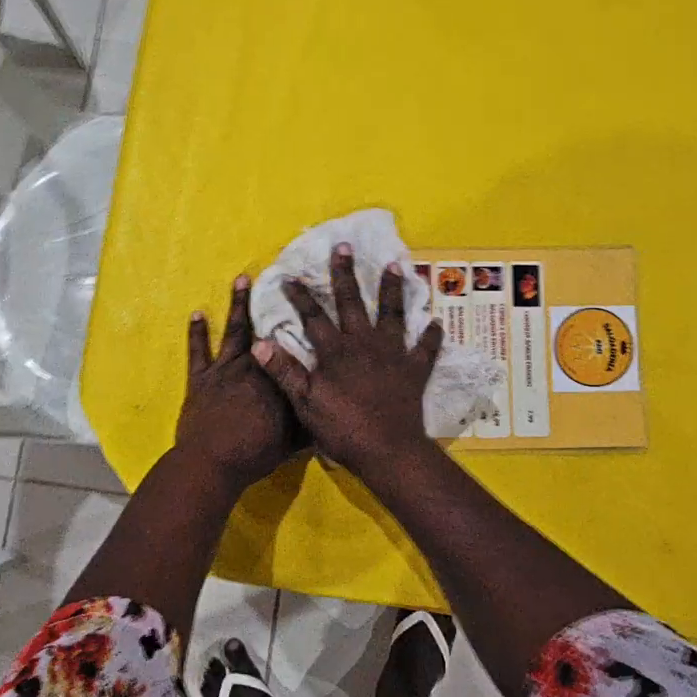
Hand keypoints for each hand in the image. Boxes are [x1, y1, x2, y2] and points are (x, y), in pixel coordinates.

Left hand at [175, 275, 305, 490]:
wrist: (212, 463)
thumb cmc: (255, 454)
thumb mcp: (293, 443)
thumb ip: (309, 425)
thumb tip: (330, 413)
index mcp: (277, 382)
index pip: (291, 352)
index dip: (299, 328)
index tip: (309, 303)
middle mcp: (253, 368)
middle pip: (264, 332)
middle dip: (272, 305)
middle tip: (279, 277)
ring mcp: (224, 371)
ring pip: (233, 331)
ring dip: (237, 304)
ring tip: (241, 279)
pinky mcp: (199, 380)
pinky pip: (198, 352)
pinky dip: (196, 332)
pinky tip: (197, 312)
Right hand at [252, 243, 443, 474]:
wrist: (387, 449)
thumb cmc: (342, 429)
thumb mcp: (305, 403)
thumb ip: (284, 372)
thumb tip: (260, 343)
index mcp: (335, 352)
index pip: (313, 317)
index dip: (300, 297)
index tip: (289, 276)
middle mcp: (364, 344)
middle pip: (352, 303)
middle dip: (345, 274)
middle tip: (344, 247)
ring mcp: (393, 354)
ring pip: (392, 314)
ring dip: (393, 289)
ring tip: (396, 265)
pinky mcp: (415, 370)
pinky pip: (426, 349)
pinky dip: (432, 336)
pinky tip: (436, 323)